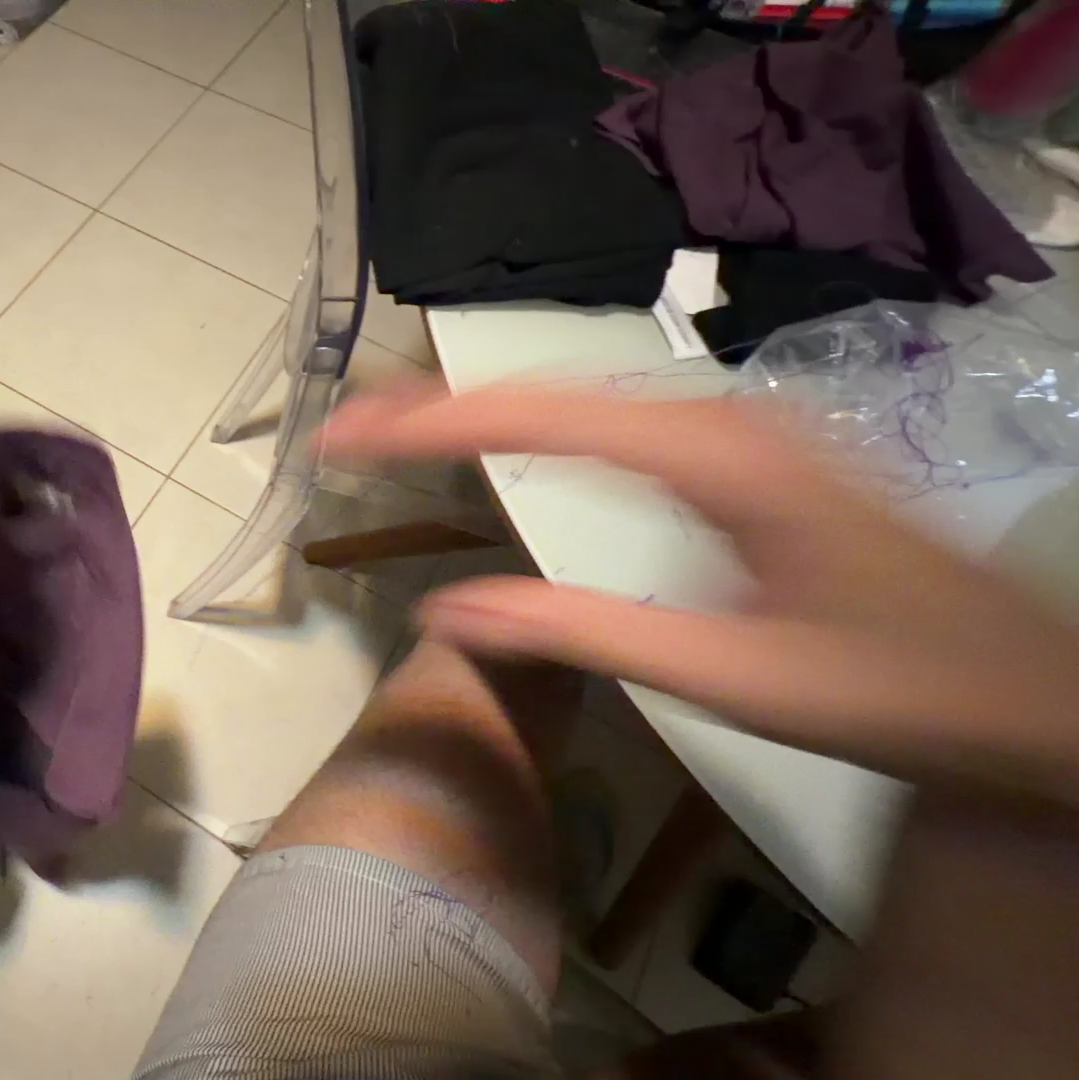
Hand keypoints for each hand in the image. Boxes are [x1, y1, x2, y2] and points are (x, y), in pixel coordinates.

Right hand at [323, 388, 1078, 801]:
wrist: (1036, 695)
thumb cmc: (891, 686)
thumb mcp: (726, 675)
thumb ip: (579, 632)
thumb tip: (441, 609)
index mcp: (711, 456)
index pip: (535, 415)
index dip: (428, 422)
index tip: (346, 435)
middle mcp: (711, 421)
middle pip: (540, 388)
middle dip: (430, 403)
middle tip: (344, 426)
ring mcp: (720, 431)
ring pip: (565, 397)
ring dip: (467, 409)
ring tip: (384, 428)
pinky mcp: (722, 455)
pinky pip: (595, 421)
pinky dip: (518, 427)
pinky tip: (480, 441)